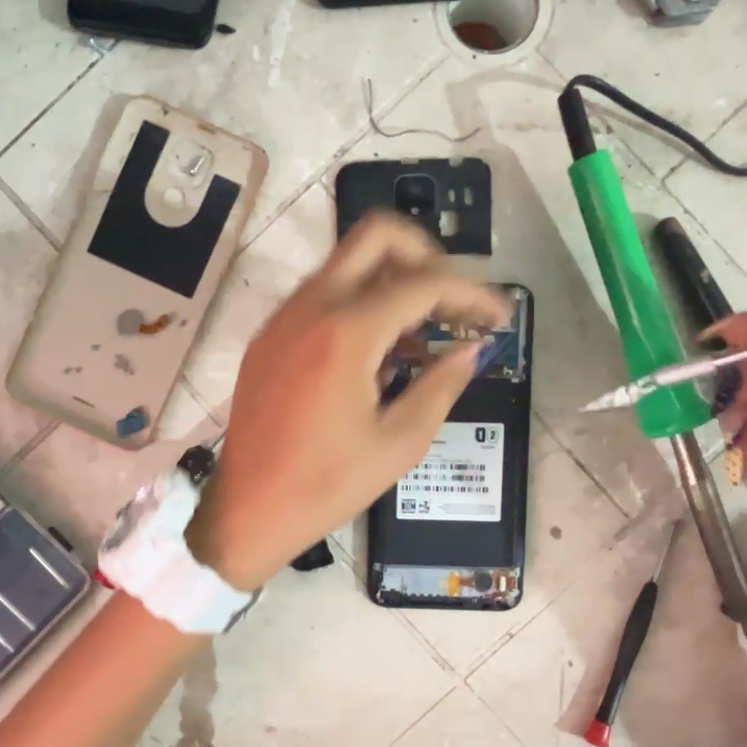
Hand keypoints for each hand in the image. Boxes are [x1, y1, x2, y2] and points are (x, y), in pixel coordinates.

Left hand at [187, 212, 510, 590]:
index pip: (423, 281)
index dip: (472, 293)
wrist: (247, 511)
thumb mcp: (398, 443)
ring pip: (344, 263)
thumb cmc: (326, 486)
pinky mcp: (267, 338)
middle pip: (376, 235)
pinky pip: (319, 295)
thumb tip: (471, 350)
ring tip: (418, 337)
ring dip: (389, 280)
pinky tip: (375, 355)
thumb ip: (441, 385)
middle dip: (426, 256)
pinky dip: (355, 304)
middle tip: (450, 303)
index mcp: (345, 332)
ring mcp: (282, 319)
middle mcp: (309, 307)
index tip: (498, 317)